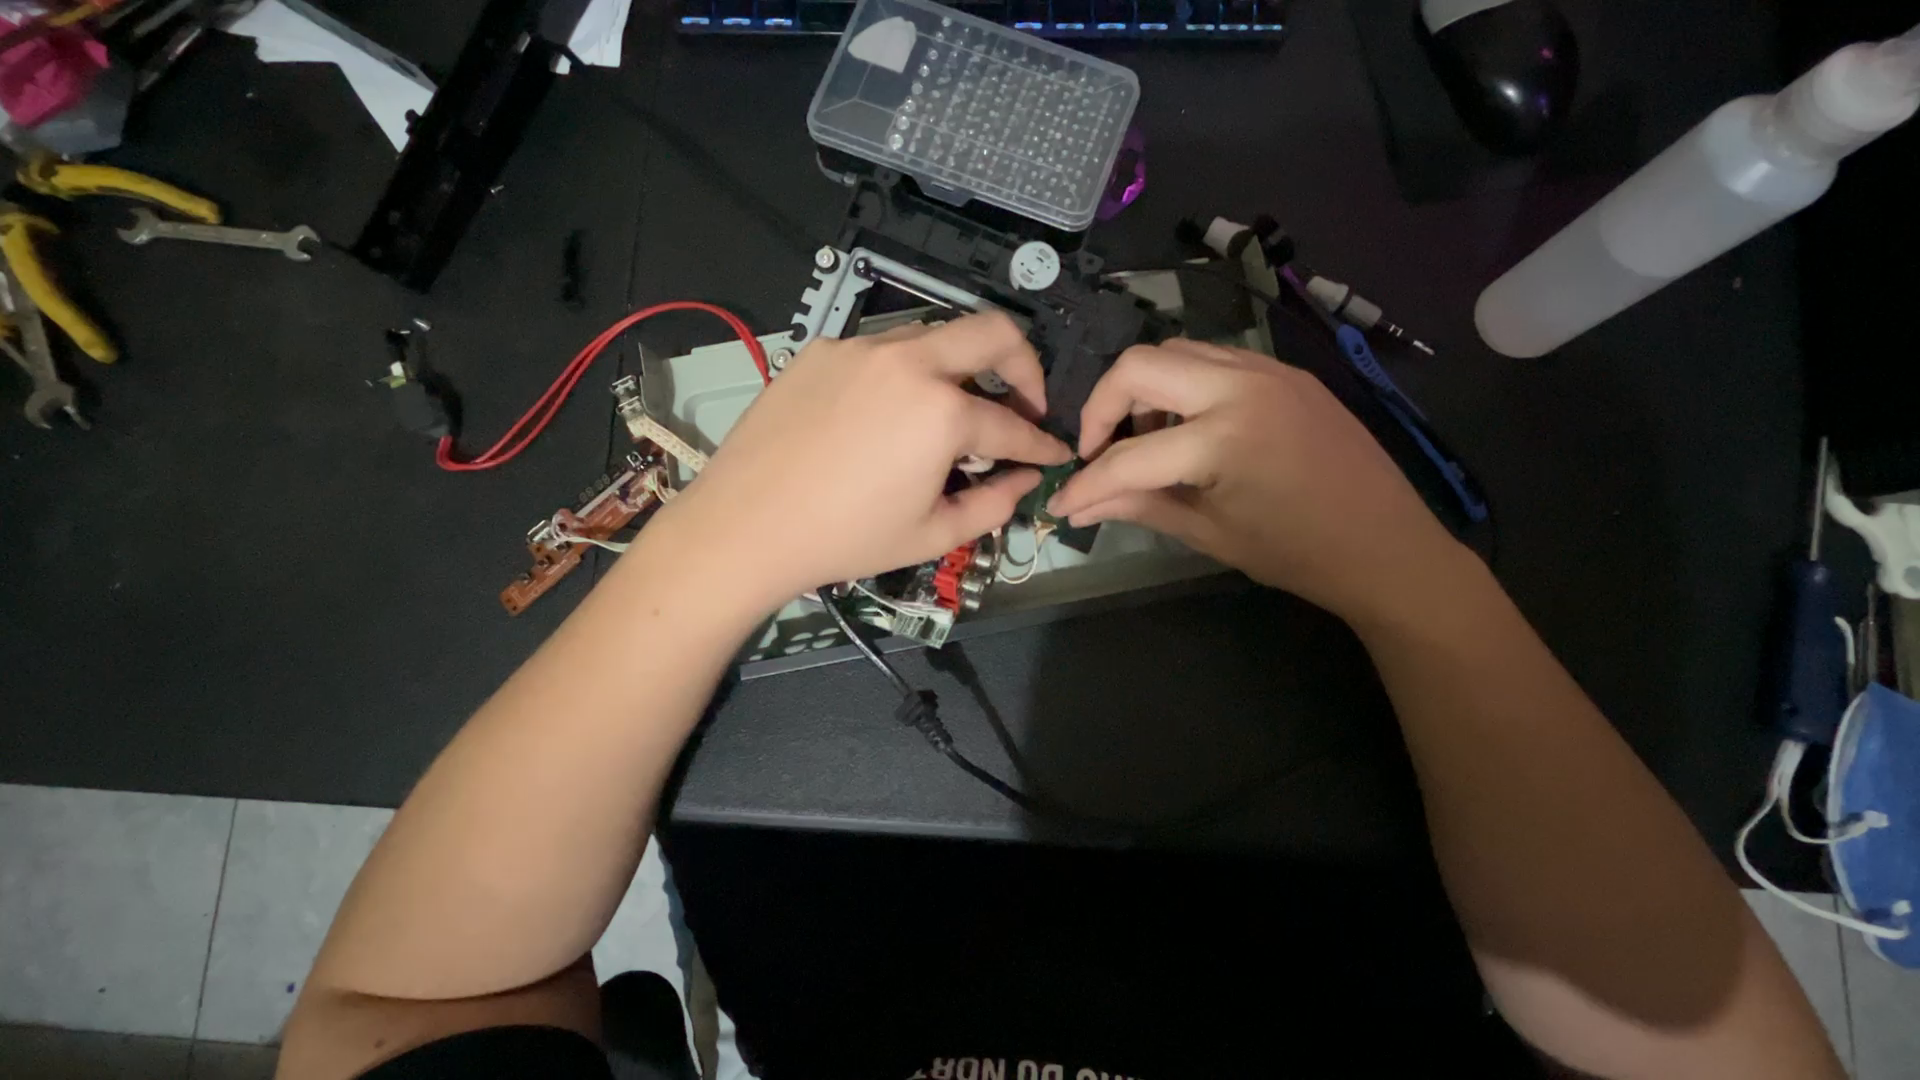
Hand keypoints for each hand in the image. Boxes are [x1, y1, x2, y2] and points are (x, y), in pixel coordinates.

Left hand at [654, 314, 1070, 608]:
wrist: (745, 525)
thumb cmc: (845, 539)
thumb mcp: (932, 535)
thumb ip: (994, 504)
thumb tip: (1024, 478)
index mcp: (942, 411)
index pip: (1013, 423)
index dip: (1042, 442)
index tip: (1056, 451)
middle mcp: (908, 362)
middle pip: (993, 333)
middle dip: (1024, 366)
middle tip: (1024, 403)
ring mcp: (861, 349)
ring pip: (934, 336)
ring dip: (959, 367)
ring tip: (950, 412)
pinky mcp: (822, 350)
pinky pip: (882, 350)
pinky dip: (904, 373)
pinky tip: (886, 414)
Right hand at [1045, 340, 1464, 627]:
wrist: (1389, 547)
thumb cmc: (1298, 554)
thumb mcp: (1210, 534)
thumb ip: (1140, 507)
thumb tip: (1080, 506)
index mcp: (1224, 438)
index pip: (1128, 456)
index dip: (1086, 484)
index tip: (1062, 502)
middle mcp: (1243, 386)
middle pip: (1140, 365)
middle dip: (1102, 406)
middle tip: (1099, 450)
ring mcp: (1269, 371)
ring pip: (1177, 350)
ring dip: (1144, 388)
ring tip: (1145, 438)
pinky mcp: (1286, 373)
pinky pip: (1215, 359)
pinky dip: (1184, 384)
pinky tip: (1188, 425)